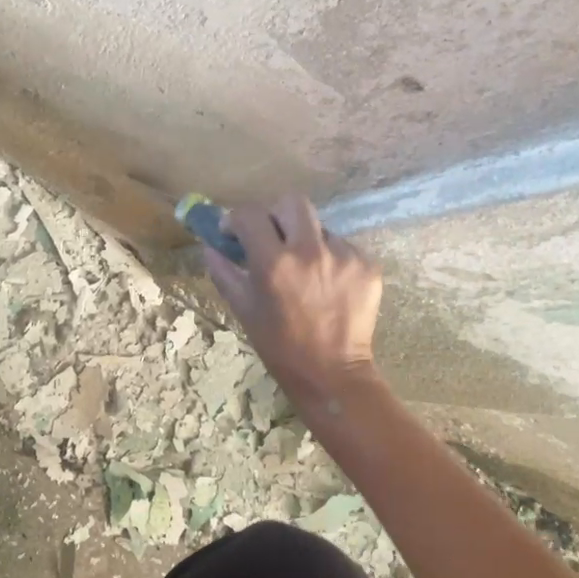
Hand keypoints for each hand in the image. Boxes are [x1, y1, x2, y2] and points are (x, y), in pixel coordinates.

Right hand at [202, 194, 383, 398]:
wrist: (332, 374)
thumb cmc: (279, 344)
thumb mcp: (243, 308)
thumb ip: (223, 271)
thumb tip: (210, 246)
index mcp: (274, 263)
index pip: (250, 214)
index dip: (236, 219)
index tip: (234, 232)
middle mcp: (310, 252)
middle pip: (291, 203)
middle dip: (276, 215)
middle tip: (272, 237)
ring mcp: (344, 257)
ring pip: (319, 227)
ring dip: (306, 240)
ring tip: (304, 270)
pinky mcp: (368, 266)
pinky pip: (343, 247)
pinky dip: (331, 259)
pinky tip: (327, 285)